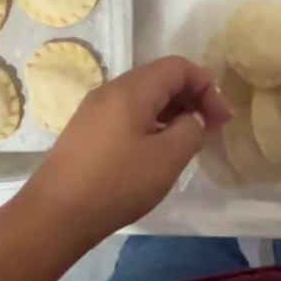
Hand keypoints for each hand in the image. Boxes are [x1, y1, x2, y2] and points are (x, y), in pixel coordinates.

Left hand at [19, 55, 232, 247]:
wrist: (58, 214)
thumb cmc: (118, 183)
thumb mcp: (168, 158)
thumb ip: (191, 130)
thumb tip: (193, 118)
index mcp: (132, 90)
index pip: (178, 67)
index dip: (207, 86)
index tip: (222, 120)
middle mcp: (111, 91)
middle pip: (160, 78)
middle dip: (192, 98)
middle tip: (211, 130)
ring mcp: (95, 111)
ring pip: (144, 98)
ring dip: (172, 113)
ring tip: (188, 143)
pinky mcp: (87, 132)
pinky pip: (128, 115)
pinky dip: (152, 124)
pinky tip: (158, 152)